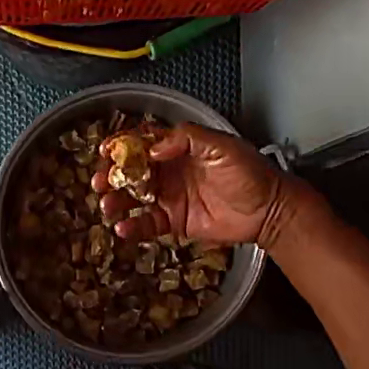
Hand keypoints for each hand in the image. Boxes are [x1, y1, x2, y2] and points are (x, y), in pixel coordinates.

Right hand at [105, 123, 306, 246]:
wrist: (270, 211)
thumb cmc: (250, 174)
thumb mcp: (222, 147)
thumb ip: (188, 140)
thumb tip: (153, 148)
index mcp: (177, 151)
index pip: (141, 145)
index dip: (120, 147)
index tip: (104, 151)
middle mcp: (166, 173)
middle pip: (129, 173)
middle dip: (109, 176)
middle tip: (98, 182)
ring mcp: (167, 198)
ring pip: (131, 198)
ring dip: (114, 201)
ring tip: (106, 206)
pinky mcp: (171, 222)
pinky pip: (145, 224)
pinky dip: (131, 227)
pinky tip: (122, 228)